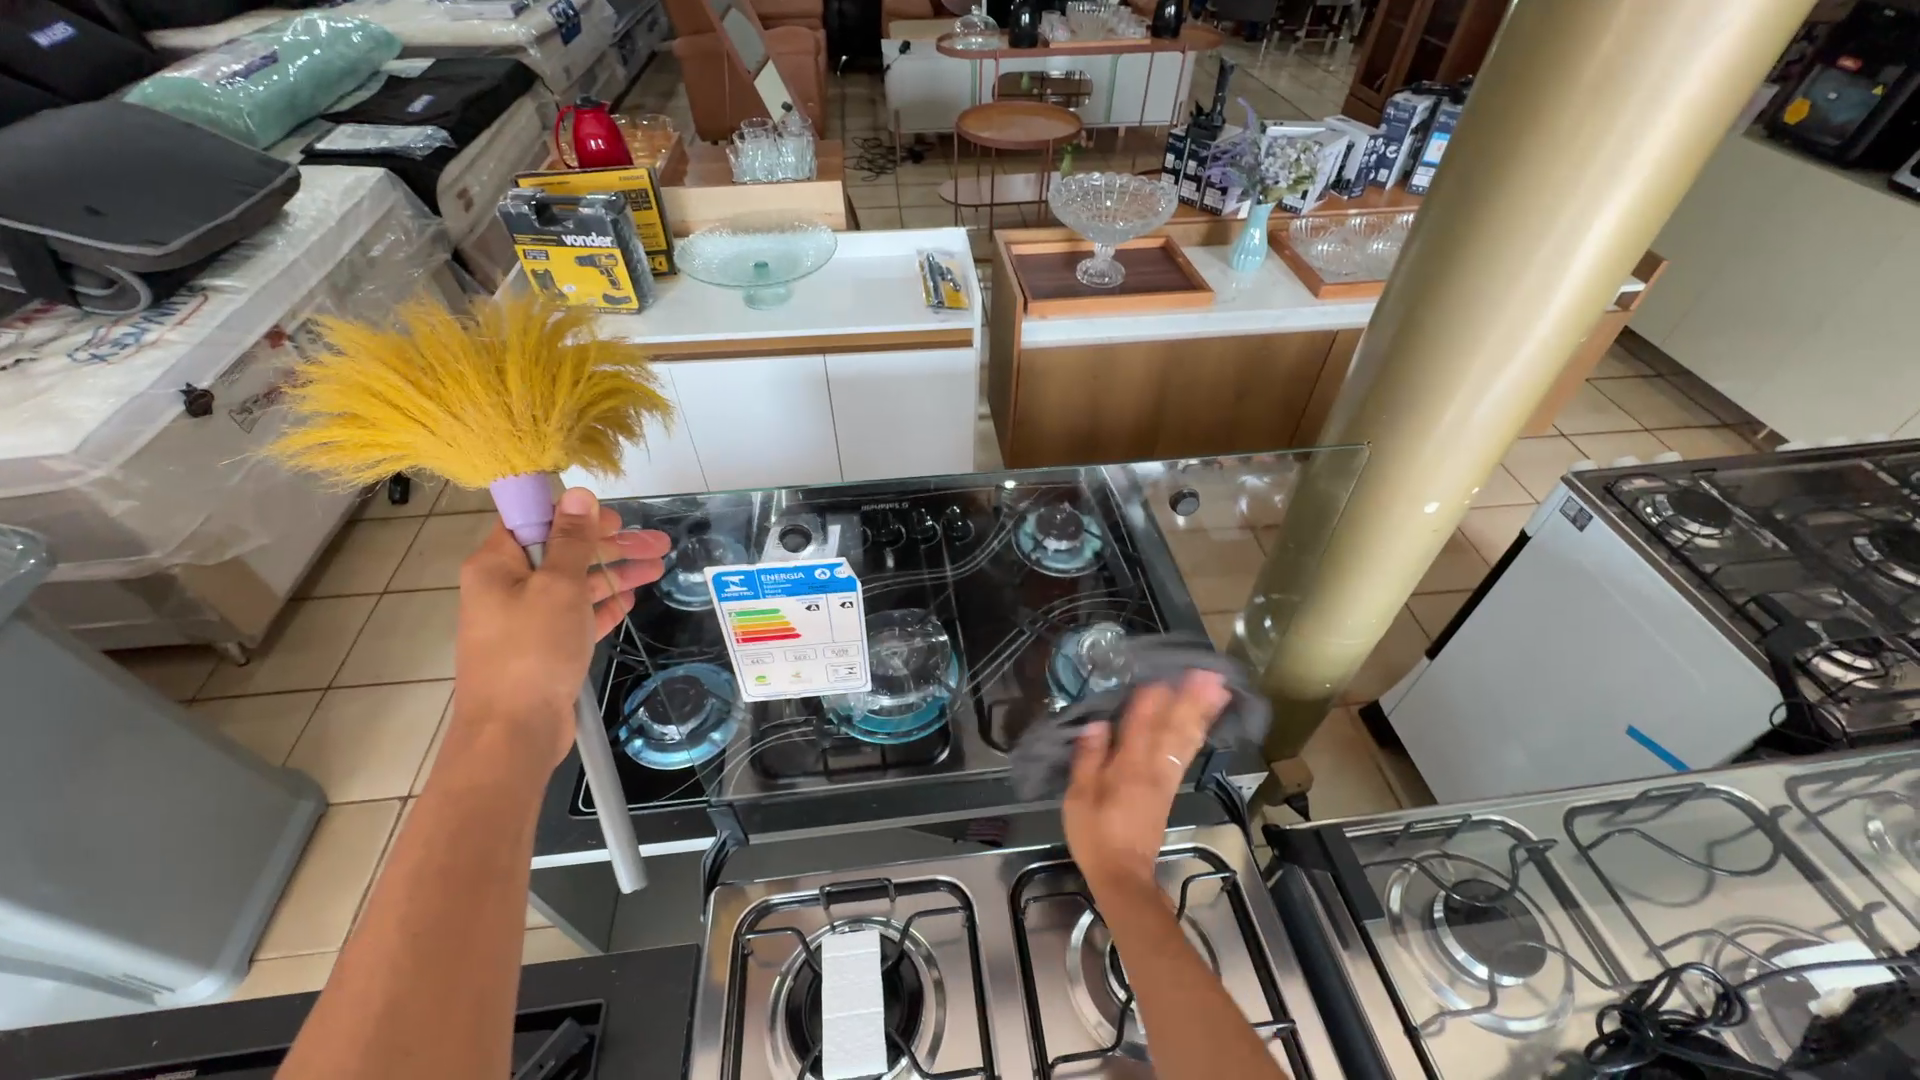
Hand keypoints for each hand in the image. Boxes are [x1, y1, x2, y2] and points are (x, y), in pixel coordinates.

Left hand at [453, 487, 669, 767]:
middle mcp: (507, 586)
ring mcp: (525, 619)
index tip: (619, 519)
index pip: (537, 521)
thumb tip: (578, 494)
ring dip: (616, 575)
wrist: (513, 731)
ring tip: (658, 569)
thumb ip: (572, 540)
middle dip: (612, 546)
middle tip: (659, 544)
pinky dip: (602, 606)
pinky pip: (576, 616)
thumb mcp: (558, 586)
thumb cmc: (533, 651)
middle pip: (564, 552)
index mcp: (497, 564)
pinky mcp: (543, 648)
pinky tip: (629, 600)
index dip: (579, 515)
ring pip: (576, 585)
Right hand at [1063, 671, 1231, 898]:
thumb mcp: (1078, 799)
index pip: (1141, 726)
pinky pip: (1186, 755)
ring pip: (1185, 740)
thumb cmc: (1095, 835)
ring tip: (1217, 691)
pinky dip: (1196, 735)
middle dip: (1190, 701)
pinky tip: (1202, 723)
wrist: (1123, 874)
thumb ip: (1088, 760)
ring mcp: (1166, 779)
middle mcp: (1153, 769)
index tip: (1163, 674)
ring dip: (1201, 714)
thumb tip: (1096, 725)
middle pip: (1173, 729)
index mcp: (1127, 769)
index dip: (1152, 700)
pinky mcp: (1171, 789)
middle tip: (1209, 675)